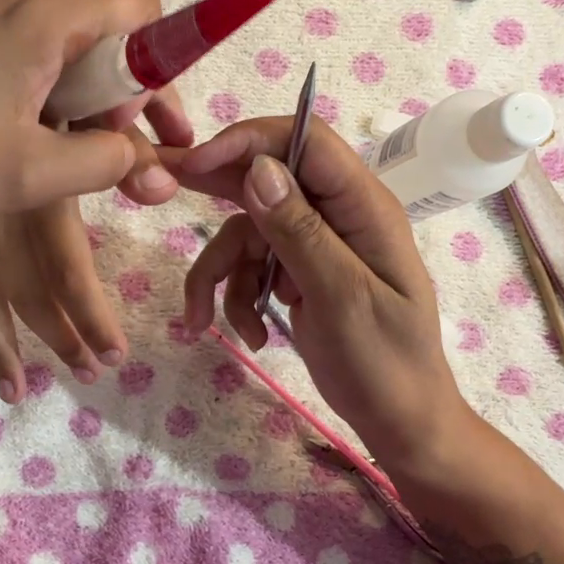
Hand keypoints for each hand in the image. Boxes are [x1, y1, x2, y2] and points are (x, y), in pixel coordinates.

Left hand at [0, 0, 169, 226]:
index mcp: (44, 13)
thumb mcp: (36, 174)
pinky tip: (23, 138)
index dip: (156, 72)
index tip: (139, 130)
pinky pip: (21, 50)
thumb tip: (148, 159)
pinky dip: (41, 90)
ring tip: (64, 156)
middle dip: (119, 94)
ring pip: (61, 44)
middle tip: (111, 156)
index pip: (139, 12)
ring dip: (79, 99)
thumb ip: (109, 162)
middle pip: (102, 29)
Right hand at [0, 89, 190, 402]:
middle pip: (31, 300)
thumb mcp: (76, 102)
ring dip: (4, 349)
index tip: (115, 356)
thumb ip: (126, 143)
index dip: (92, 320)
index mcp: (35, 201)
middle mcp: (0, 227)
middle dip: (60, 341)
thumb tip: (166, 183)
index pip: (70, 274)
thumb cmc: (15, 73)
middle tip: (89, 375)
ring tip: (18, 391)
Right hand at [171, 116, 470, 469]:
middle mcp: (337, 216)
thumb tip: (258, 169)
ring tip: (205, 322)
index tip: (192, 164)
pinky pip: (250, 271)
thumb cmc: (382, 361)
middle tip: (165, 189)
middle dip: (215, 191)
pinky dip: (237, 301)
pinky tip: (249, 335)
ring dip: (220, 278)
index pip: (304, 143)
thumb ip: (299, 231)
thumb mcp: (341, 296)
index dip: (247, 142)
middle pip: (266, 180)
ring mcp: (315, 247)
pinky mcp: (298, 276)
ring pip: (246, 236)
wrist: (398, 420)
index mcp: (362, 207)